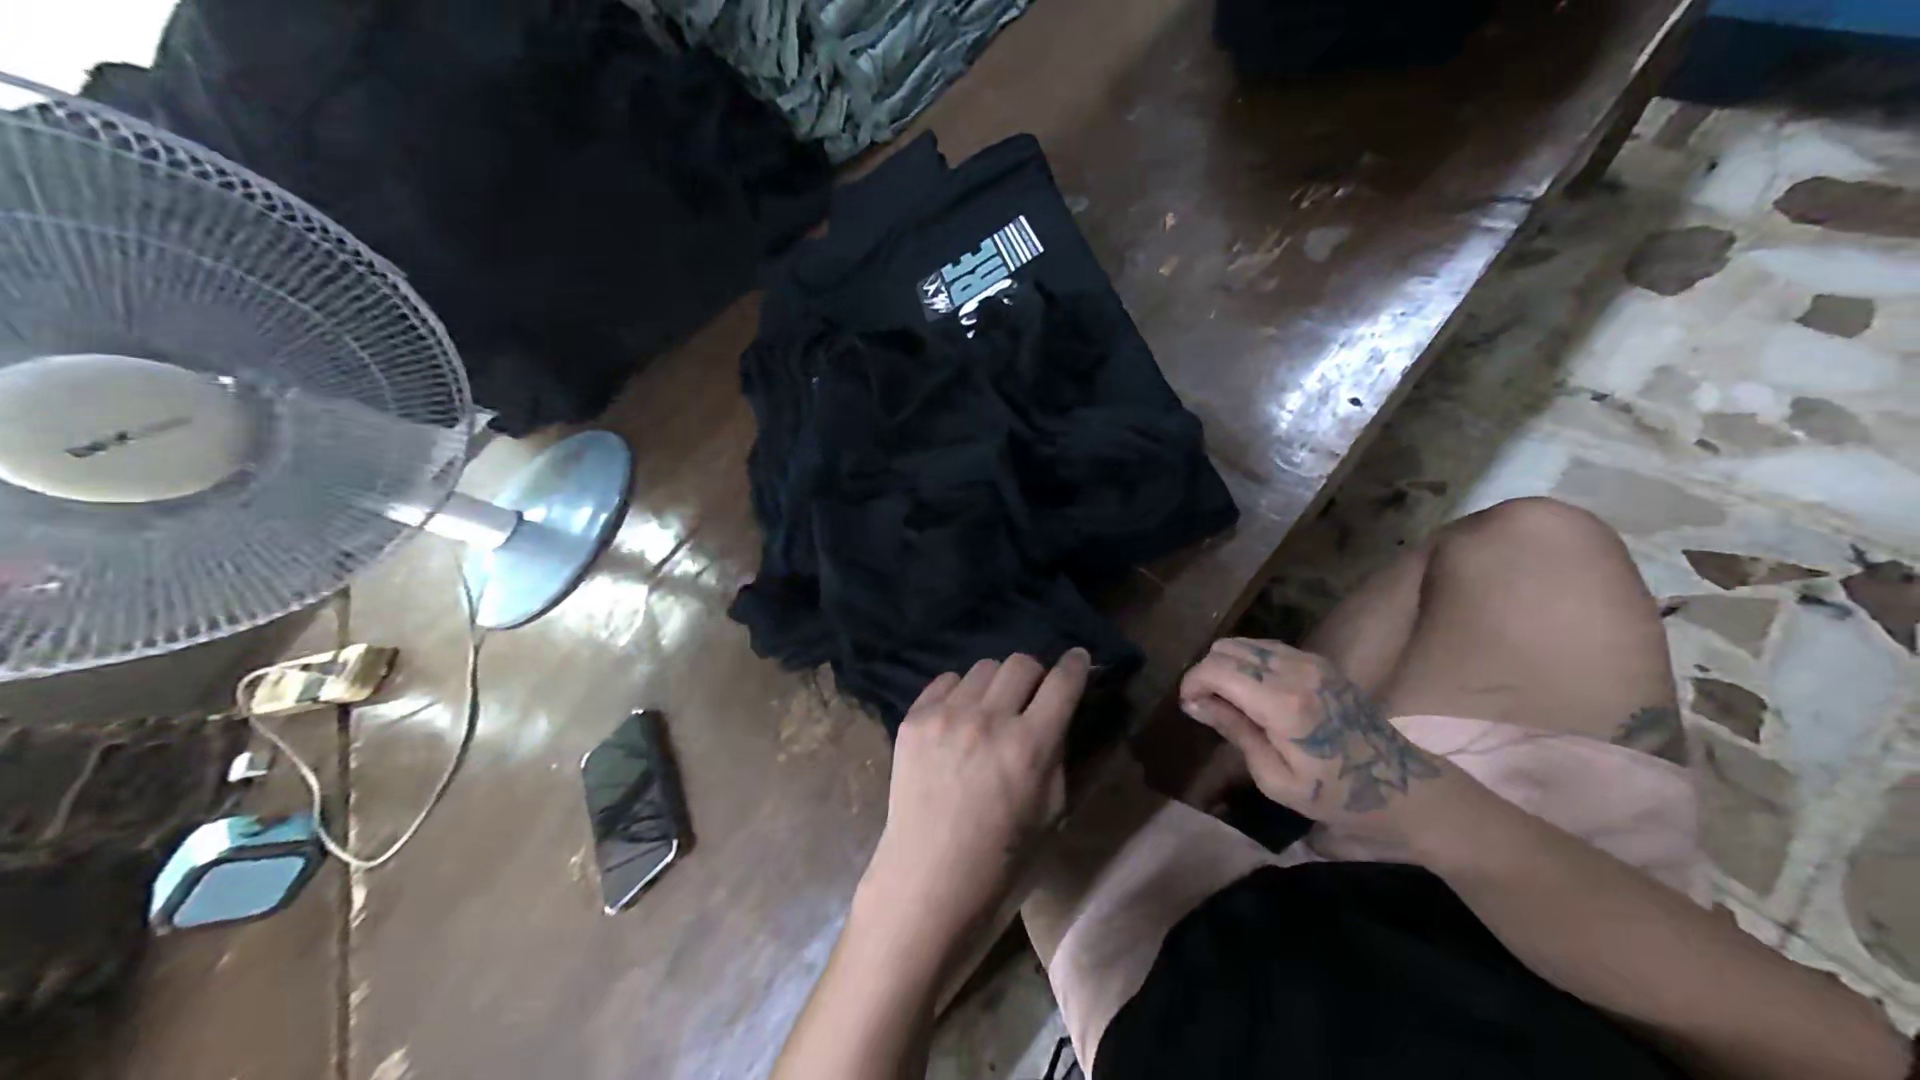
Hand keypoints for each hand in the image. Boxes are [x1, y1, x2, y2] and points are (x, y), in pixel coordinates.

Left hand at [859, 650, 1091, 945]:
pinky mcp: (914, 719)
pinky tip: (960, 717)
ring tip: (992, 708)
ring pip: (984, 667)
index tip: (1077, 658)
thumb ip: (1057, 751)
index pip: (1063, 682)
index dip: (1075, 664)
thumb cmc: (1002, 855)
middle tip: (1033, 693)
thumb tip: (1060, 710)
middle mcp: (989, 720)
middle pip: (1022, 663)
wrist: (930, 876)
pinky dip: (960, 692)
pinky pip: (946, 681)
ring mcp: (946, 716)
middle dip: (1036, 674)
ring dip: (997, 683)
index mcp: (1030, 745)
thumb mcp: (1052, 807)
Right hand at [1179, 637, 1480, 858]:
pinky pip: (1265, 647)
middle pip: (1225, 649)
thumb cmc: (1336, 794)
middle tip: (1207, 706)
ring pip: (1243, 643)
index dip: (1192, 683)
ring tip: (1228, 701)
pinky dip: (1247, 663)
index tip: (1188, 707)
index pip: (1216, 669)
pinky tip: (1253, 693)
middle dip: (1206, 673)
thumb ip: (1234, 731)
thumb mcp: (1275, 778)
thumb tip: (1193, 703)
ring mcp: (1309, 661)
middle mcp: (1295, 671)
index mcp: (1283, 704)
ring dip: (1226, 666)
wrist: (1402, 786)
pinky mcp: (1318, 661)